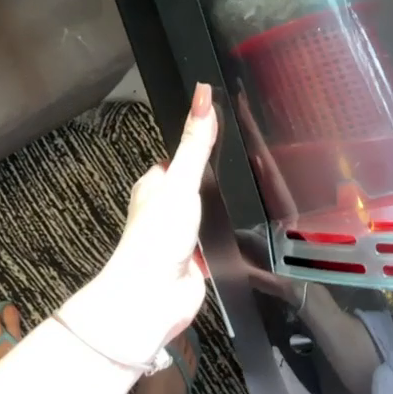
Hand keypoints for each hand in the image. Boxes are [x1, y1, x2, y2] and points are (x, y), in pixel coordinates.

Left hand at [58, 82, 217, 367]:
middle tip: (237, 170)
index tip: (219, 131)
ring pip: (207, 216)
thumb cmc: (152, 240)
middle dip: (213, 183)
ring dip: (220, 214)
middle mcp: (164, 210)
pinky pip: (218, 245)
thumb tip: (202, 97)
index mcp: (153, 186)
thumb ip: (195, 143)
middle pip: (194, 187)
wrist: (153, 297)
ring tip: (239, 202)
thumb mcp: (180, 182)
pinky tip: (238, 238)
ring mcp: (181, 237)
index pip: (177, 158)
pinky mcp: (198, 262)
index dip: (197, 146)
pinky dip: (228, 242)